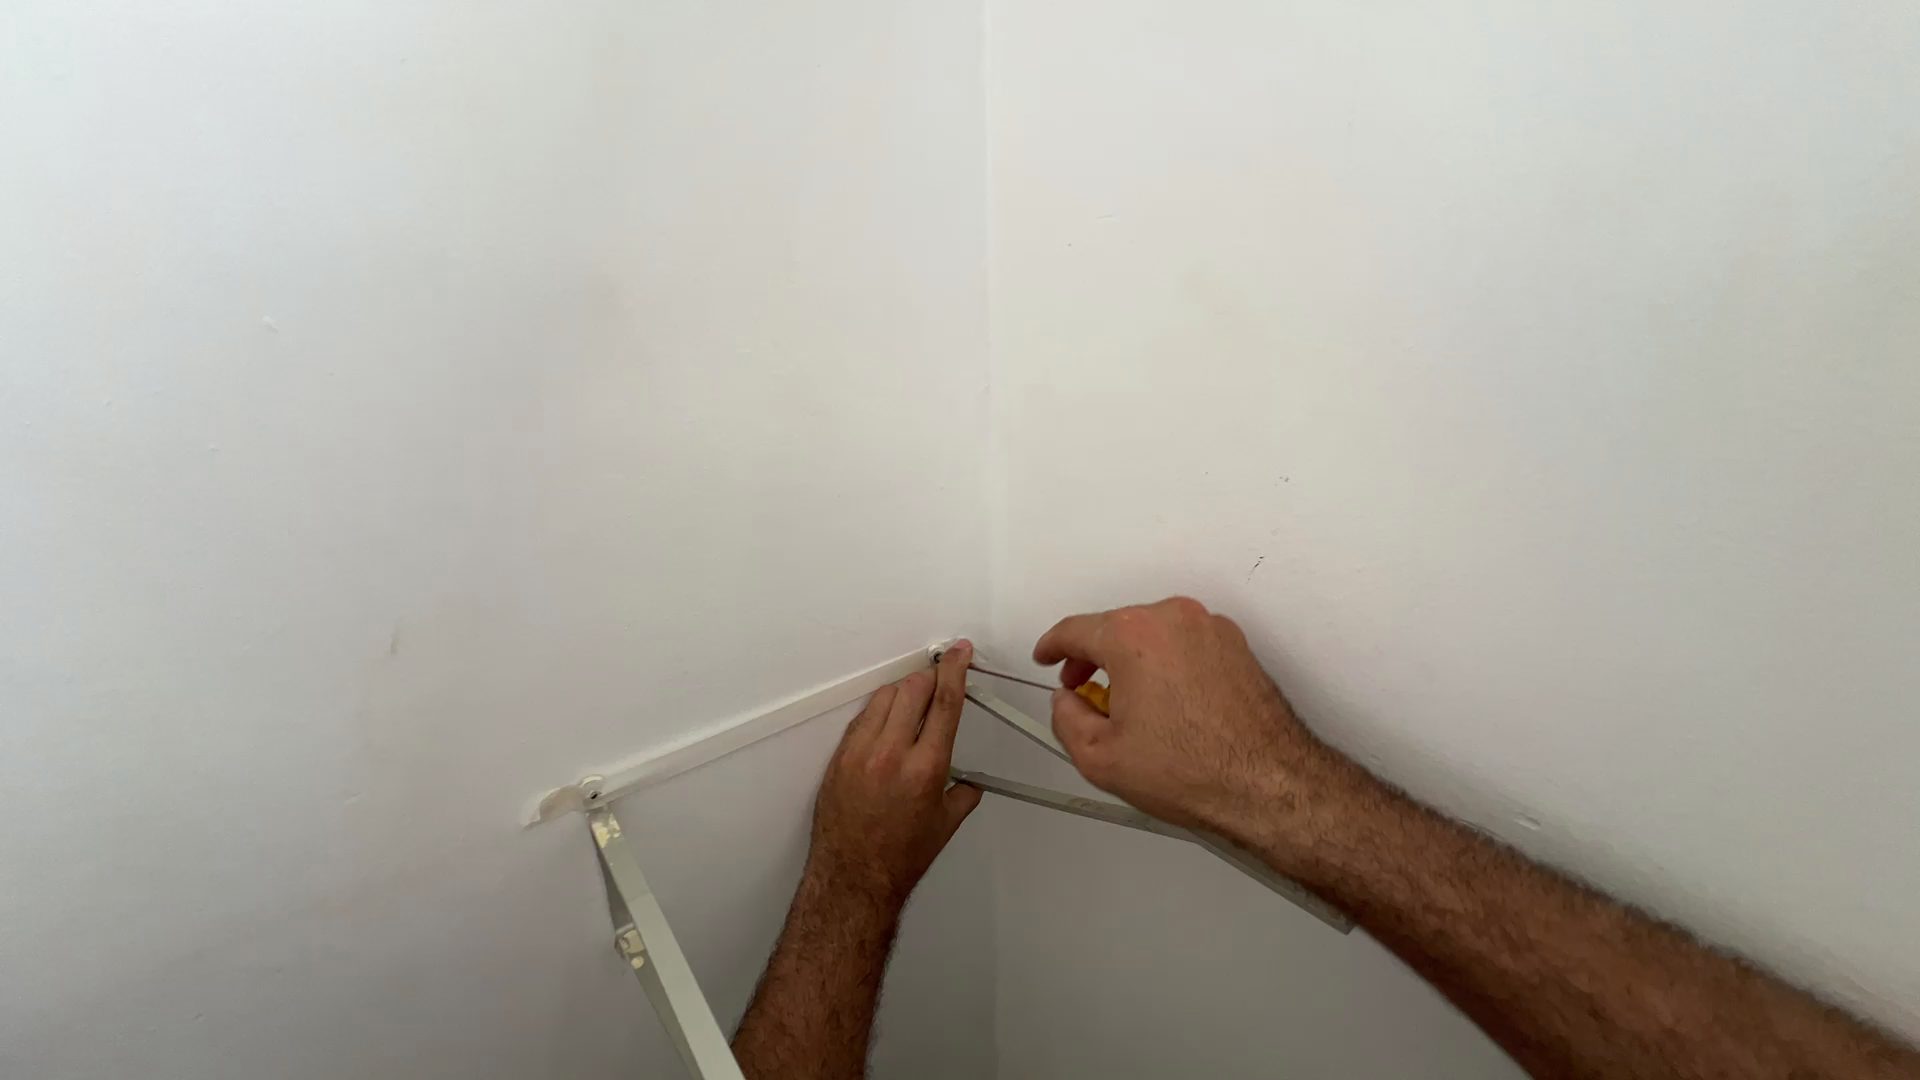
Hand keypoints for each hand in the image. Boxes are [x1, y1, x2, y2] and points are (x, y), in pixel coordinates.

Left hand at [805, 640, 982, 907]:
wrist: (853, 879)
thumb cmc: (899, 858)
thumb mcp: (945, 825)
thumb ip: (962, 794)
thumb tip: (969, 782)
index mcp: (926, 767)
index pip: (944, 701)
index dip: (955, 668)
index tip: (959, 651)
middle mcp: (892, 753)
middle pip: (913, 688)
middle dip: (930, 676)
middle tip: (939, 678)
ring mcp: (861, 753)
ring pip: (885, 696)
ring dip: (904, 692)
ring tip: (913, 703)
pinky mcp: (840, 758)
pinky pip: (862, 718)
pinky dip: (879, 712)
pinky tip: (887, 724)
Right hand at [1033, 597, 1338, 846]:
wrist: (1269, 785)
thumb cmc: (1197, 770)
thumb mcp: (1099, 756)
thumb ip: (1065, 718)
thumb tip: (1066, 703)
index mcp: (1133, 635)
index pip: (1075, 629)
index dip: (1052, 646)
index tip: (1047, 656)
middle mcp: (1172, 619)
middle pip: (1114, 628)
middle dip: (1092, 658)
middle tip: (1081, 688)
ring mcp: (1208, 628)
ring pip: (1150, 634)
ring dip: (1130, 661)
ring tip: (1127, 705)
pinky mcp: (1234, 644)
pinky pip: (1183, 644)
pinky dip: (1165, 663)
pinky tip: (1163, 704)